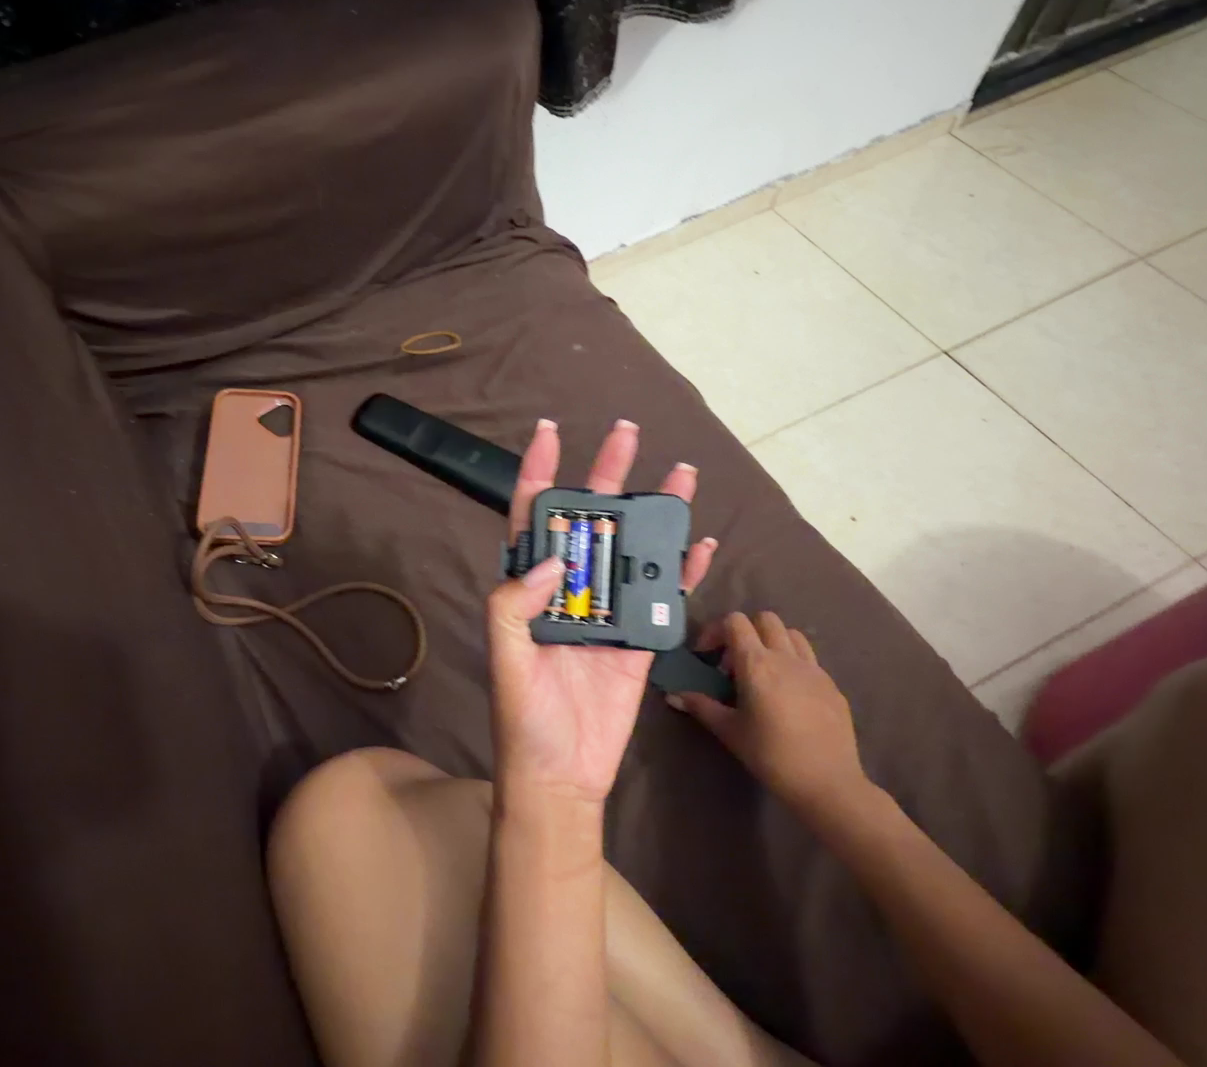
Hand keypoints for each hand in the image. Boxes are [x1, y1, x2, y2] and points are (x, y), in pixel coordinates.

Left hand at [486, 419, 718, 802]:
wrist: (561, 776)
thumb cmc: (524, 720)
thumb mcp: (506, 661)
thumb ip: (515, 606)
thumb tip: (549, 558)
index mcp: (529, 591)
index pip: (532, 521)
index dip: (538, 474)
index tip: (548, 432)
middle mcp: (568, 592)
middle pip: (589, 522)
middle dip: (605, 475)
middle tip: (625, 431)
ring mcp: (606, 613)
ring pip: (632, 550)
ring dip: (654, 512)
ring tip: (679, 471)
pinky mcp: (637, 640)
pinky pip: (663, 597)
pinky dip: (682, 570)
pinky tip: (700, 541)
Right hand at [668, 611, 867, 814]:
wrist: (826, 782)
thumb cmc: (770, 755)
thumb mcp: (729, 731)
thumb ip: (701, 706)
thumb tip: (673, 695)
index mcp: (757, 664)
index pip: (735, 622)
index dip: (716, 631)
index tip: (707, 656)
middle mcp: (786, 657)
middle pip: (765, 620)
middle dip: (745, 632)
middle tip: (733, 664)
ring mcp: (814, 669)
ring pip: (791, 634)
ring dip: (771, 643)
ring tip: (762, 673)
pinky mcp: (832, 685)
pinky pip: (809, 659)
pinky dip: (792, 663)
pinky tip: (787, 695)